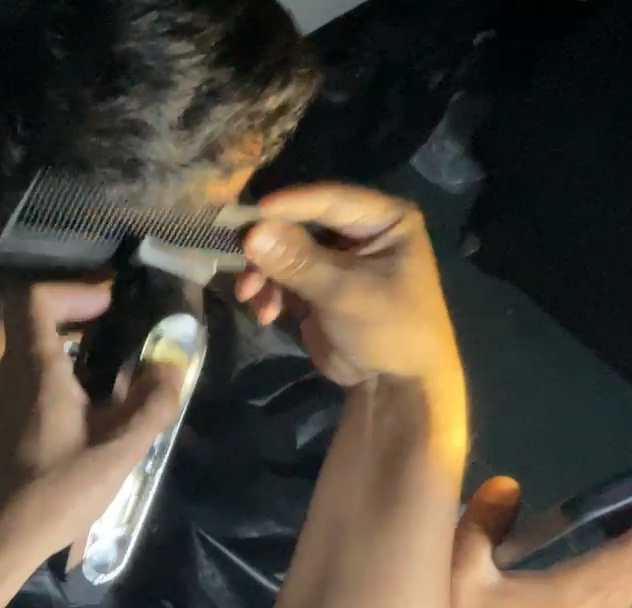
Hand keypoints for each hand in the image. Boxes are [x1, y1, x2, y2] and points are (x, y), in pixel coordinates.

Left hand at [0, 282, 185, 573]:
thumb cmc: (55, 491)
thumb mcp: (118, 450)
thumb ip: (152, 404)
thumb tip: (173, 367)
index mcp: (34, 368)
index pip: (32, 298)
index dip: (71, 291)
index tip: (108, 309)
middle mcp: (10, 376)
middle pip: (34, 324)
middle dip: (80, 323)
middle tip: (123, 341)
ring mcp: (1, 402)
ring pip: (33, 357)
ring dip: (73, 358)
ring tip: (116, 385)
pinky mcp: (2, 427)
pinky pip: (30, 386)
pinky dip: (60, 384)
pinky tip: (91, 419)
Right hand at [234, 183, 459, 387]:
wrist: (392, 382)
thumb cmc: (387, 328)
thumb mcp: (342, 292)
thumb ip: (297, 261)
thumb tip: (251, 233)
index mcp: (384, 220)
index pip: (330, 201)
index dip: (288, 206)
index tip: (246, 214)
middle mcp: (360, 234)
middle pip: (301, 227)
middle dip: (269, 250)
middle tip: (240, 266)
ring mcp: (336, 262)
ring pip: (286, 255)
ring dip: (264, 277)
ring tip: (252, 300)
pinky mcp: (316, 289)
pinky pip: (283, 280)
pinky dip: (270, 295)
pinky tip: (266, 315)